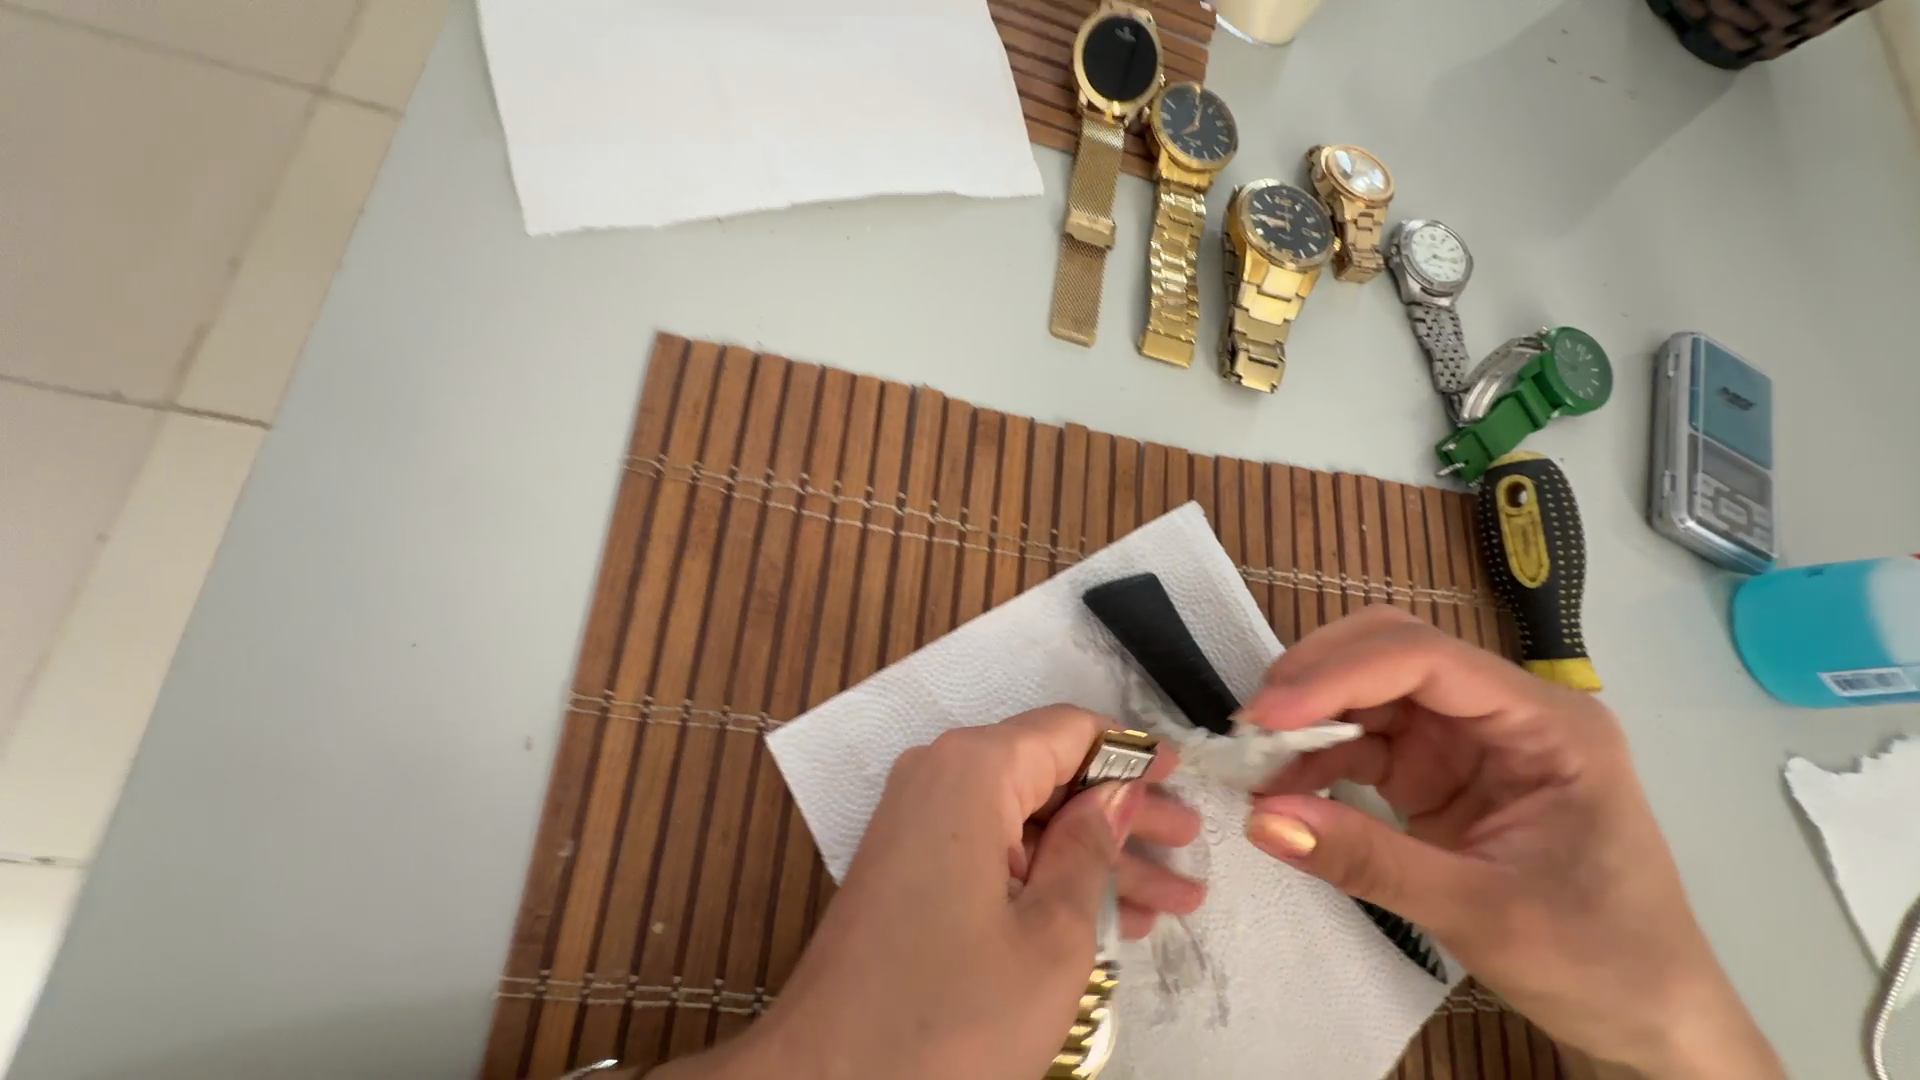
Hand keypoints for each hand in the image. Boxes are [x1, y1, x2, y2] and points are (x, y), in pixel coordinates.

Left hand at [654, 706, 1202, 1079]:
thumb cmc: (951, 1014)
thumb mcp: (1050, 936)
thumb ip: (1090, 849)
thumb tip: (1116, 792)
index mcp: (972, 769)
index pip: (1069, 730)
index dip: (1132, 750)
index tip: (1184, 774)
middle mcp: (940, 776)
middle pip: (1050, 775)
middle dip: (1125, 814)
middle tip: (1191, 846)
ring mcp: (920, 822)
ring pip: (1028, 820)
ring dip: (1097, 857)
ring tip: (1175, 897)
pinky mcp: (913, 866)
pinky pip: (996, 851)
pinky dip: (1049, 877)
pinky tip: (1111, 917)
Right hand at [1234, 607, 1782, 1079]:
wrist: (1649, 1027)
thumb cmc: (1599, 963)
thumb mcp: (1479, 913)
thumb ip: (1365, 859)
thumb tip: (1259, 818)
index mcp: (1544, 723)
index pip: (1424, 659)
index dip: (1336, 675)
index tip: (1266, 717)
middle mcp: (1501, 712)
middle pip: (1390, 651)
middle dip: (1315, 677)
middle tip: (1254, 724)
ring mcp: (1464, 739)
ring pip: (1365, 690)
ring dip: (1307, 717)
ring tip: (1256, 760)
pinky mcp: (1434, 770)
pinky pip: (1360, 740)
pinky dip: (1315, 756)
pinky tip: (1283, 785)